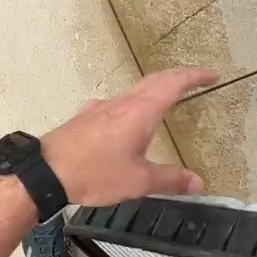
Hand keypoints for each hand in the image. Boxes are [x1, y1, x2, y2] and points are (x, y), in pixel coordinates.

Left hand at [34, 67, 217, 205]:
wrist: (45, 171)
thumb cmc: (93, 172)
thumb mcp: (138, 181)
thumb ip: (170, 180)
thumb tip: (197, 181)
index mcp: (139, 112)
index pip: (172, 83)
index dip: (194, 76)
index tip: (211, 75)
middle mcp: (120, 103)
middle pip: (153, 81)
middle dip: (177, 78)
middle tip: (195, 81)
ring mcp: (99, 108)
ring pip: (132, 92)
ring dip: (153, 90)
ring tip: (165, 100)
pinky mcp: (85, 118)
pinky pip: (115, 105)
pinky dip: (132, 105)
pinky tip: (127, 122)